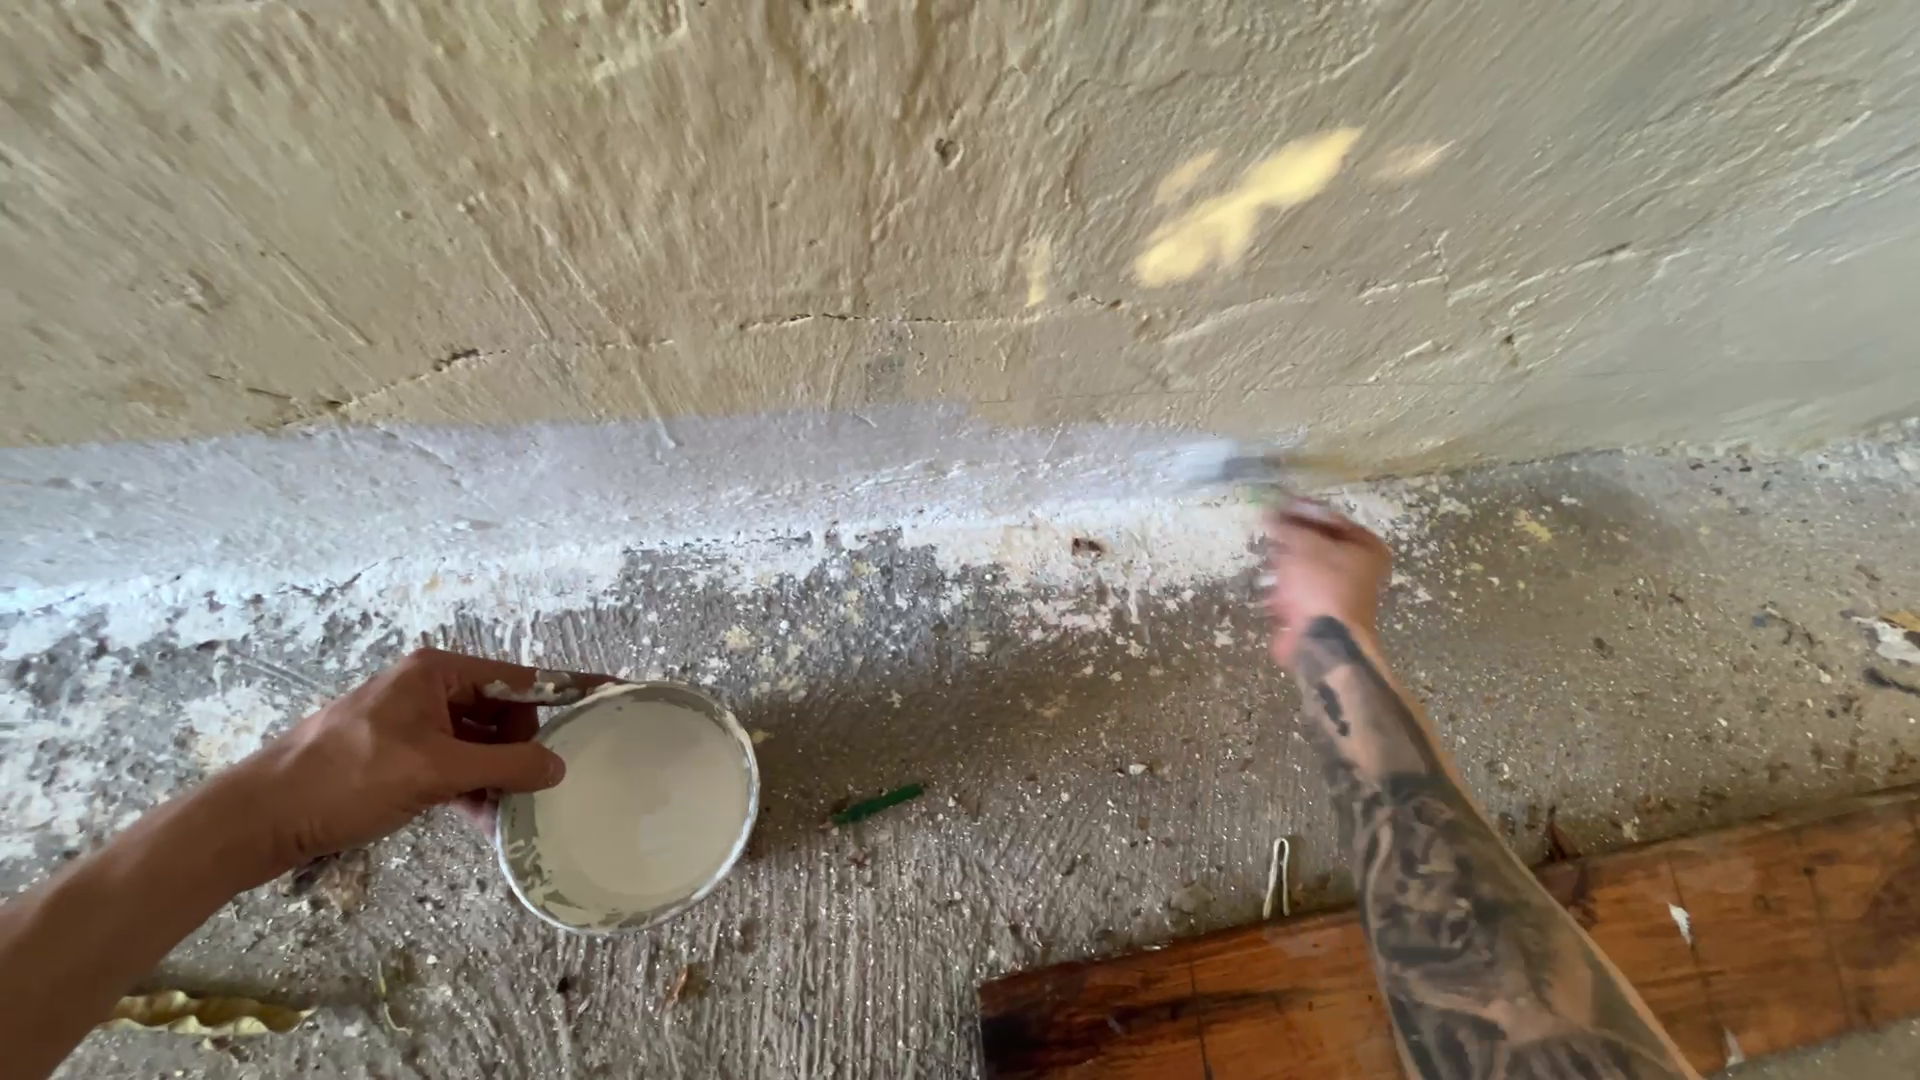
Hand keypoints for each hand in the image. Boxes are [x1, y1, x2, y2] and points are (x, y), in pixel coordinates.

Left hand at [218, 649, 604, 880]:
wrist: (252, 823)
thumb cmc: (346, 779)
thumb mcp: (436, 771)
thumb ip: (506, 764)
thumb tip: (560, 767)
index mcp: (438, 672)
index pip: (521, 678)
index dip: (566, 690)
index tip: (607, 695)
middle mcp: (429, 688)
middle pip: (502, 712)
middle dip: (521, 749)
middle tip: (536, 784)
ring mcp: (412, 722)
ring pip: (479, 743)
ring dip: (496, 774)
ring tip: (512, 810)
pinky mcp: (397, 754)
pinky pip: (453, 763)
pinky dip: (470, 786)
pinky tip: (485, 818)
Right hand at [1263, 499, 1392, 667]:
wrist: (1323, 640)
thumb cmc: (1321, 586)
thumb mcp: (1303, 545)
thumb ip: (1287, 526)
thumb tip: (1270, 512)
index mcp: (1366, 547)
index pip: (1329, 518)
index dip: (1300, 511)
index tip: (1274, 507)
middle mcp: (1358, 568)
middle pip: (1315, 544)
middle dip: (1289, 544)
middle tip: (1271, 538)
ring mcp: (1338, 592)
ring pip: (1301, 569)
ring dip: (1282, 571)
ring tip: (1271, 572)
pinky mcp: (1318, 611)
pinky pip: (1295, 593)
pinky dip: (1282, 594)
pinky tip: (1274, 597)